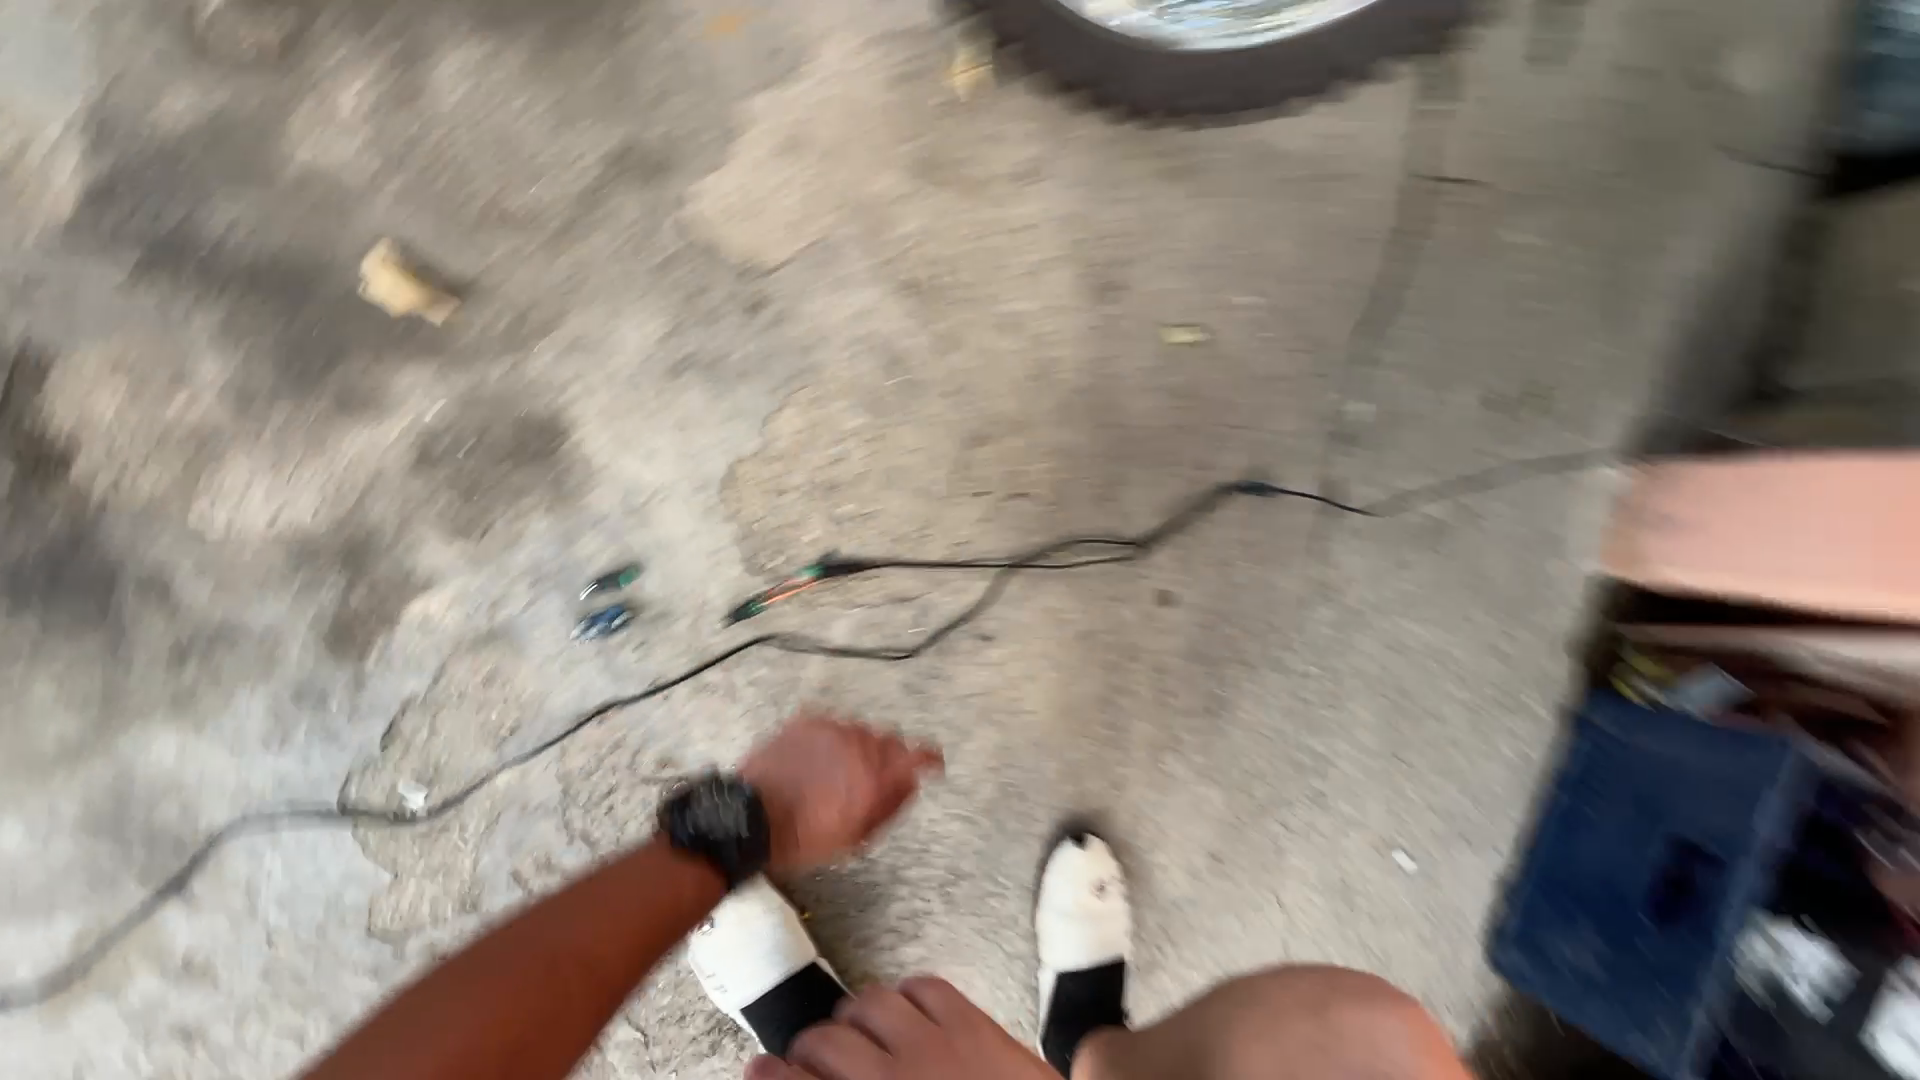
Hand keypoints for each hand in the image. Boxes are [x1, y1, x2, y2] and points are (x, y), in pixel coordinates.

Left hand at [738, 711, 942, 870]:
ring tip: (836, 773)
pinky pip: (831, 726)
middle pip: (890, 741)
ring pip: (860, 732)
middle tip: (872, 779)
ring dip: (858, 748)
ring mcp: (832, 728)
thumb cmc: (802, 836)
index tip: (933, 764)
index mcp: (875, 775)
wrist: (750, 817)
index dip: (930, 759)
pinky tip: (816, 762)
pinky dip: (831, 741)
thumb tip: (911, 786)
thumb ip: (890, 807)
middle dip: (888, 758)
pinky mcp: (808, 721)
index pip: (919, 755)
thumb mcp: (854, 838)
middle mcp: (859, 744)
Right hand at [747, 978, 1055, 1079]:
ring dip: (855, 1016)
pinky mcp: (970, 1021)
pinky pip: (923, 986)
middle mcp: (893, 1076)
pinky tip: (908, 1012)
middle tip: (810, 1056)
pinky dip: (908, 995)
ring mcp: (933, 1043)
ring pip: (870, 1002)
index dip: (771, 1075)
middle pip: (826, 1040)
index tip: (761, 1069)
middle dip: (809, 1046)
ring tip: (858, 1029)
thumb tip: (821, 1076)